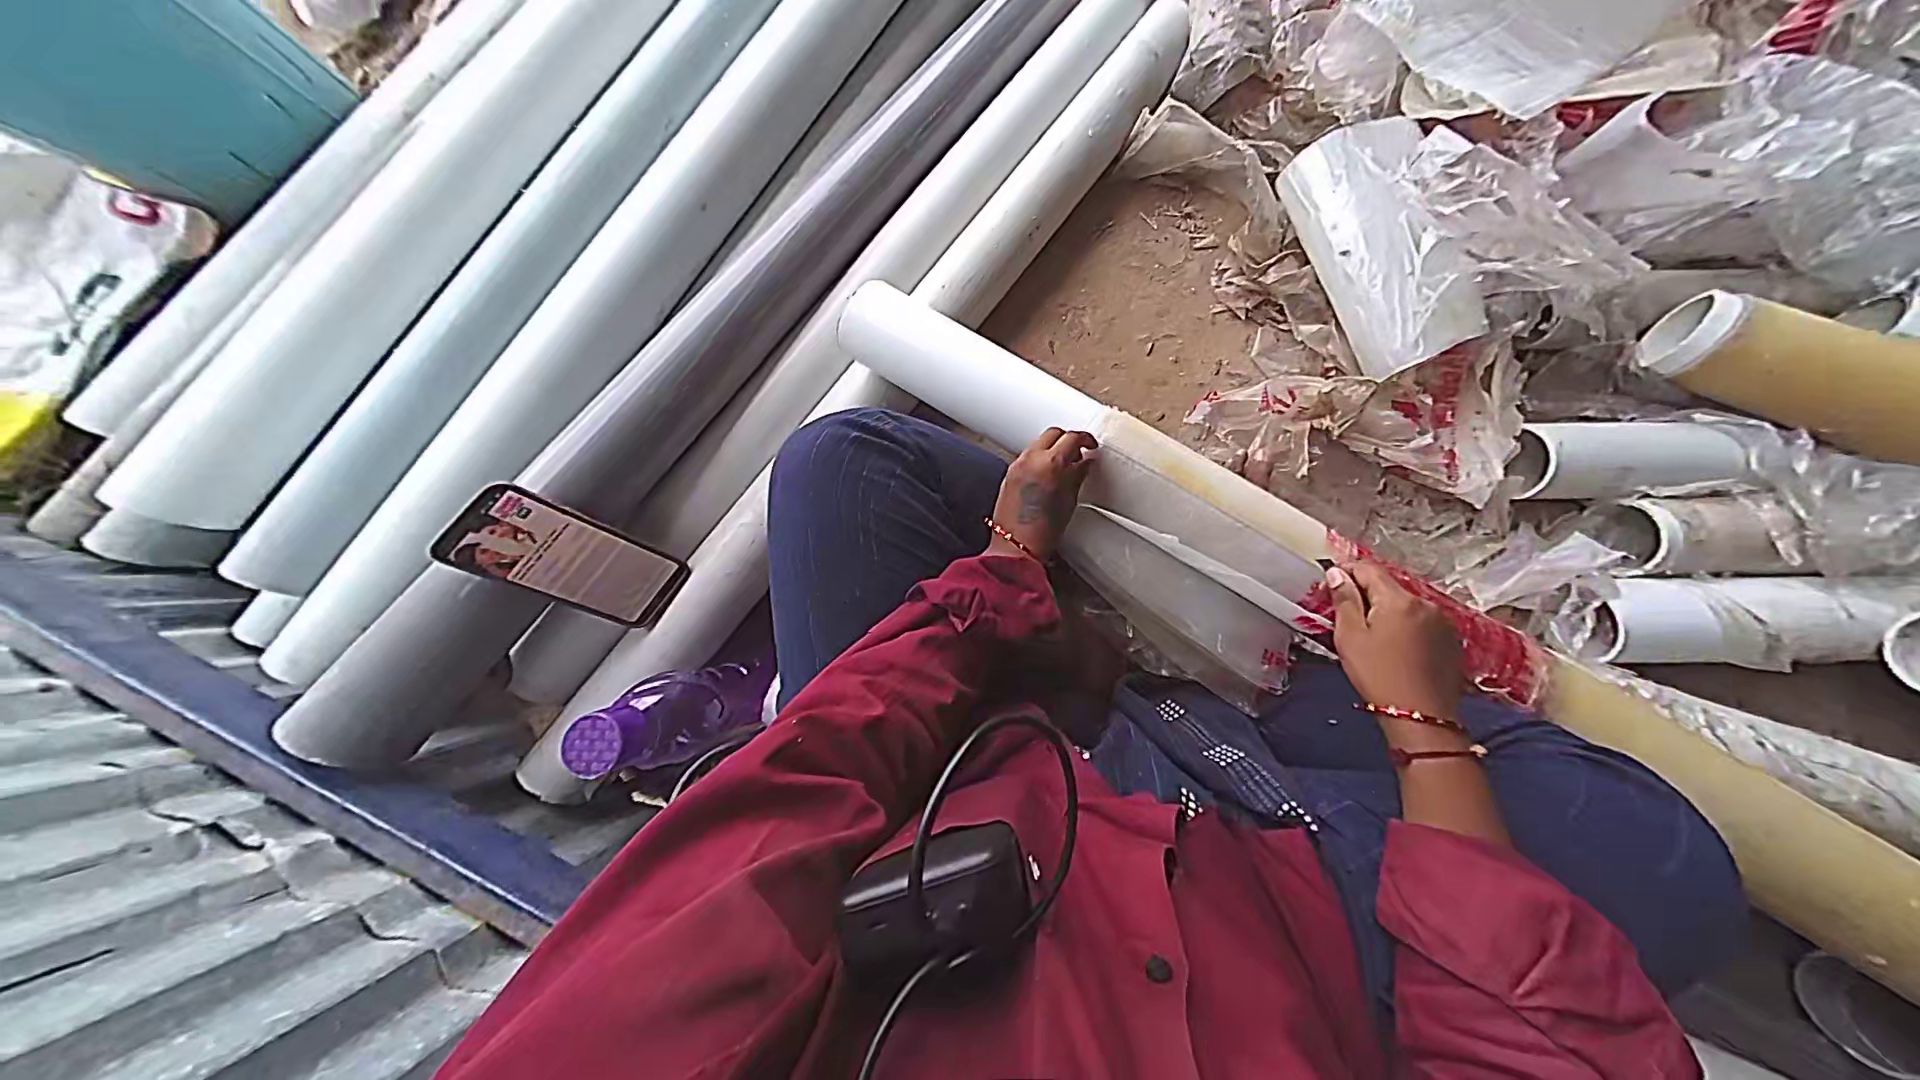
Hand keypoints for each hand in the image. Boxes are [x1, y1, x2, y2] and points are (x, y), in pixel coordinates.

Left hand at [988, 428, 1097, 560]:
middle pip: (1053, 434)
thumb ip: (1077, 476)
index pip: (1071, 438)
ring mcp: (1017, 465)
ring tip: (1064, 465)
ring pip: (1038, 444)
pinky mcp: (1009, 474)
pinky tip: (1047, 474)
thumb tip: (1084, 464)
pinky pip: (1027, 456)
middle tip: (1078, 453)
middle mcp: (1031, 459)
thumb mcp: (1069, 501)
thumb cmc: (1041, 531)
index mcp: (1051, 463)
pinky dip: (1039, 458)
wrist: (1016, 547)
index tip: (1090, 446)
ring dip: (1052, 448)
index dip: (1085, 439)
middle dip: (1067, 440)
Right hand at [1323, 561, 1463, 717]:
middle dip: (1365, 591)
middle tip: (1345, 612)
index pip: (1369, 569)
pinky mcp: (1450, 638)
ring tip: (1369, 630)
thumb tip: (1337, 573)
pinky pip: (1420, 619)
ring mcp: (1442, 621)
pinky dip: (1403, 622)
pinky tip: (1393, 643)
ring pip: (1405, 602)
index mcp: (1398, 600)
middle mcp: (1425, 603)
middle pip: (1388, 585)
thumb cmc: (1378, 674)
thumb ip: (1344, 600)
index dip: (1346, 571)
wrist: (1421, 716)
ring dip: (1385, 608)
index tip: (1330, 584)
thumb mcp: (1350, 636)